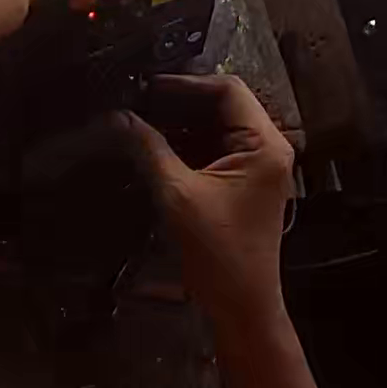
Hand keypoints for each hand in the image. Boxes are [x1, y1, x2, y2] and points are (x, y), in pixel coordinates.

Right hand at [122, 75, 295, 326]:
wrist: (241, 304)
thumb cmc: (218, 252)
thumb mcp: (178, 195)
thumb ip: (149, 149)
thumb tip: (119, 118)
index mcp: (264, 144)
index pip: (229, 90)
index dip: (187, 82)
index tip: (149, 86)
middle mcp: (267, 147)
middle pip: (224, 105)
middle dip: (180, 102)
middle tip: (138, 100)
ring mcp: (257, 164)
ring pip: (216, 126)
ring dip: (181, 123)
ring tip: (139, 117)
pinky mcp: (243, 180)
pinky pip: (214, 148)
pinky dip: (187, 143)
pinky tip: (154, 142)